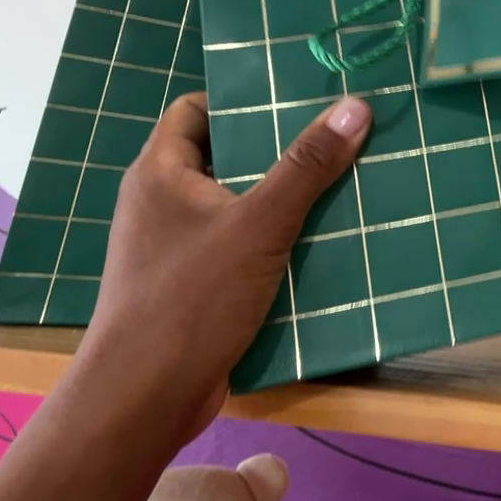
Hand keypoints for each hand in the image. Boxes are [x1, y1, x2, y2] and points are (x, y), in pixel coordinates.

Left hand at [77, 92, 370, 436]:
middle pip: (229, 156)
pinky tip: (328, 238)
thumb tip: (355, 106)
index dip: (243, 98)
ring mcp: (182, 247)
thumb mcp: (259, 223)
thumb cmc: (191, 298)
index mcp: (161, 173)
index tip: (300, 99)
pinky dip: (282, 238)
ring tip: (348, 180)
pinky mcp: (201, 284)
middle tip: (341, 135)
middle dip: (283, 148)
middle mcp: (166, 203)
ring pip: (244, 203)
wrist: (145, 401)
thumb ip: (307, 165)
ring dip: (289, 196)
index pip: (197, 109)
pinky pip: (247, 243)